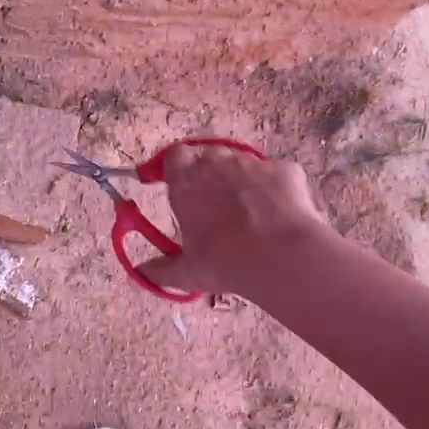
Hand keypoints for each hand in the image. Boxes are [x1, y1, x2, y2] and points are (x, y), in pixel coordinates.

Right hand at [136, 145, 329, 295]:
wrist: (284, 257)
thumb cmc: (225, 262)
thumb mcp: (187, 272)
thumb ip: (161, 270)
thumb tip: (143, 272)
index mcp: (186, 181)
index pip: (173, 156)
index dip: (171, 167)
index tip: (169, 181)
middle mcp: (217, 164)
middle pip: (207, 156)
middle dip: (206, 172)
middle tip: (209, 201)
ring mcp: (254, 164)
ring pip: (241, 163)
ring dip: (238, 179)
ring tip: (245, 210)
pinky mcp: (285, 170)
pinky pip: (274, 175)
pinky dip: (272, 188)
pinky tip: (276, 213)